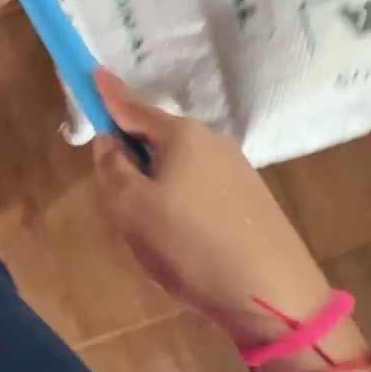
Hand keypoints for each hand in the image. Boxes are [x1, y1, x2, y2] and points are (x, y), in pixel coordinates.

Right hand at [90, 69, 330, 346]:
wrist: (278, 301)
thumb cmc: (191, 246)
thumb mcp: (131, 207)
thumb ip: (112, 166)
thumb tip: (110, 141)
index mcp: (181, 135)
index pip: (132, 105)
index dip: (107, 92)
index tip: (92, 70)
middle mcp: (211, 142)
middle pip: (156, 138)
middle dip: (134, 157)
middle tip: (119, 199)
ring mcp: (238, 171)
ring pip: (179, 167)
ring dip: (159, 186)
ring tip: (156, 235)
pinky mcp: (254, 201)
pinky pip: (202, 189)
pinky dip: (185, 205)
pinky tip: (187, 244)